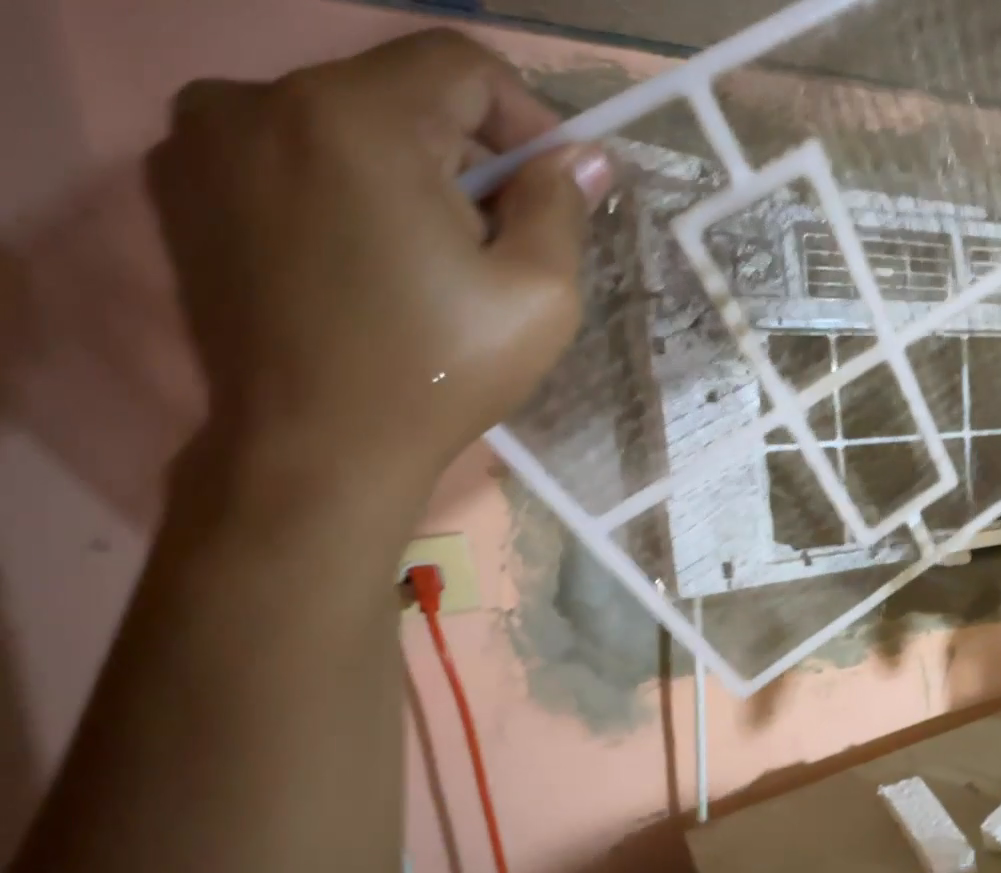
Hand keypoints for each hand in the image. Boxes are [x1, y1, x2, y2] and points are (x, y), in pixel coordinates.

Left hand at [146, 29, 612, 490]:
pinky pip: (295, 153)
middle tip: (500, 237)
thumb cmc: (440, 370)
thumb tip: (585, 156)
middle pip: (402, 92)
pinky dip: (350, 187)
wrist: (316, 450)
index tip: (550, 187)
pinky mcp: (184, 186)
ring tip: (437, 256)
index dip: (525, 116)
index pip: (461, 64)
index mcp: (355, 116)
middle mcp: (259, 100)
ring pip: (348, 121)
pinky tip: (375, 260)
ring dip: (410, 171)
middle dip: (468, 154)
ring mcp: (205, 140)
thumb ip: (563, 204)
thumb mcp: (540, 293)